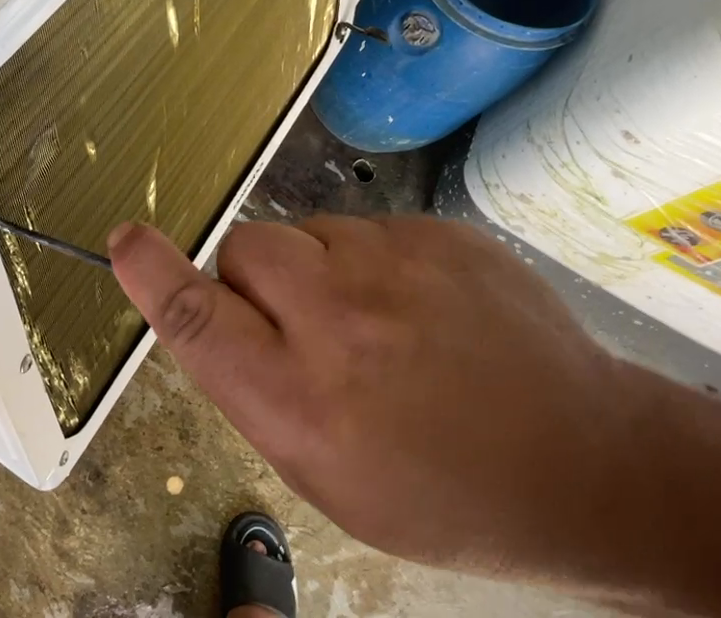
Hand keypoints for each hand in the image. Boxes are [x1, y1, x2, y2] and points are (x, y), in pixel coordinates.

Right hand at [109, 214, 654, 578]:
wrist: (594, 466)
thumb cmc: (440, 493)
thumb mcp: (324, 478)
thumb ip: (252, 390)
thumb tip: (210, 311)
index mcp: (302, 399)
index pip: (197, 314)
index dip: (151, 273)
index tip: (127, 241)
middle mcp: (342, 321)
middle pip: (246, 248)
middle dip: (251, 278)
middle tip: (299, 324)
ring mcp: (400, 266)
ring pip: (306, 233)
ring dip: (317, 270)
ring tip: (377, 324)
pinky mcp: (443, 233)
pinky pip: (366, 228)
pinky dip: (372, 262)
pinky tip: (423, 309)